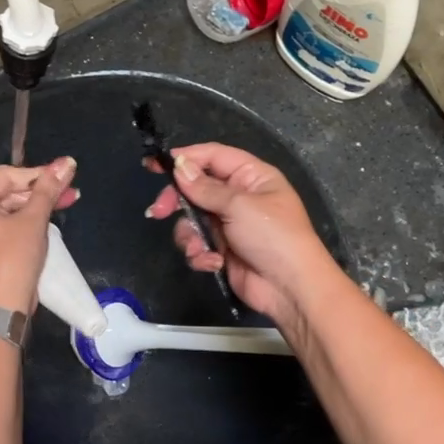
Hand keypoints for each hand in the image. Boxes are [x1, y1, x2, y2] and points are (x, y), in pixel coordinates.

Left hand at [0, 157, 79, 312]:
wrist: (2, 308)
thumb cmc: (13, 258)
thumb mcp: (33, 220)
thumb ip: (48, 189)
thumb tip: (68, 162)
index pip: (5, 176)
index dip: (38, 174)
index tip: (66, 174)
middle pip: (6, 193)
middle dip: (39, 192)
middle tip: (70, 192)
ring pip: (7, 211)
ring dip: (35, 208)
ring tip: (65, 204)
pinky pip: (3, 228)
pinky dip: (24, 224)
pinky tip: (46, 221)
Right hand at [144, 143, 338, 323]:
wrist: (289, 286)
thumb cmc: (272, 236)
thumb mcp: (239, 205)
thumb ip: (205, 188)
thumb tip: (179, 167)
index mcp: (251, 176)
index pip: (212, 156)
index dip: (184, 158)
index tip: (153, 165)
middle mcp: (239, 197)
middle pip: (196, 189)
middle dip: (176, 201)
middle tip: (157, 212)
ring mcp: (229, 225)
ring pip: (192, 221)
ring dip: (190, 236)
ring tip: (200, 249)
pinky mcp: (222, 250)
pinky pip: (198, 245)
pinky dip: (201, 255)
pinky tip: (214, 263)